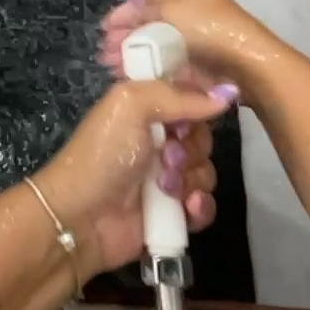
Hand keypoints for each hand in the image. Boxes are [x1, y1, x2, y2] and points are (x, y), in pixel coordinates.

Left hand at [33, 79, 236, 277]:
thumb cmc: (105, 153)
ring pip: (205, 169)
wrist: (83, 217)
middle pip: (202, 134)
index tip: (197, 113)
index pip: (188, 96)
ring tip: (165, 186)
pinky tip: (185, 208)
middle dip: (192, 146)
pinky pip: (205, 204)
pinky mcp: (174, 211)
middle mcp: (158, 138)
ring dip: (191, 177)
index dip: (200, 104)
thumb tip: (226, 92)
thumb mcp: (132, 107)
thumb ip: (178, 95)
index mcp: (145, 107)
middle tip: (168, 156)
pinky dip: (199, 205)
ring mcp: (167, 176)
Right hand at [99, 0, 295, 85]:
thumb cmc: (209, 31)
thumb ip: (146, 10)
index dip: (126, 12)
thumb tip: (128, 7)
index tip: (105, 28)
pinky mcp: (200, 67)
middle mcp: (192, 14)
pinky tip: (132, 77)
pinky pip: (169, 65)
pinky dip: (150, 70)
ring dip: (134, 55)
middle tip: (105, 51)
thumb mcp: (173, 12)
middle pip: (152, 24)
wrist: (249, 67)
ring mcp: (197, 42)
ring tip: (113, 66)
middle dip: (127, 37)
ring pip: (158, 47)